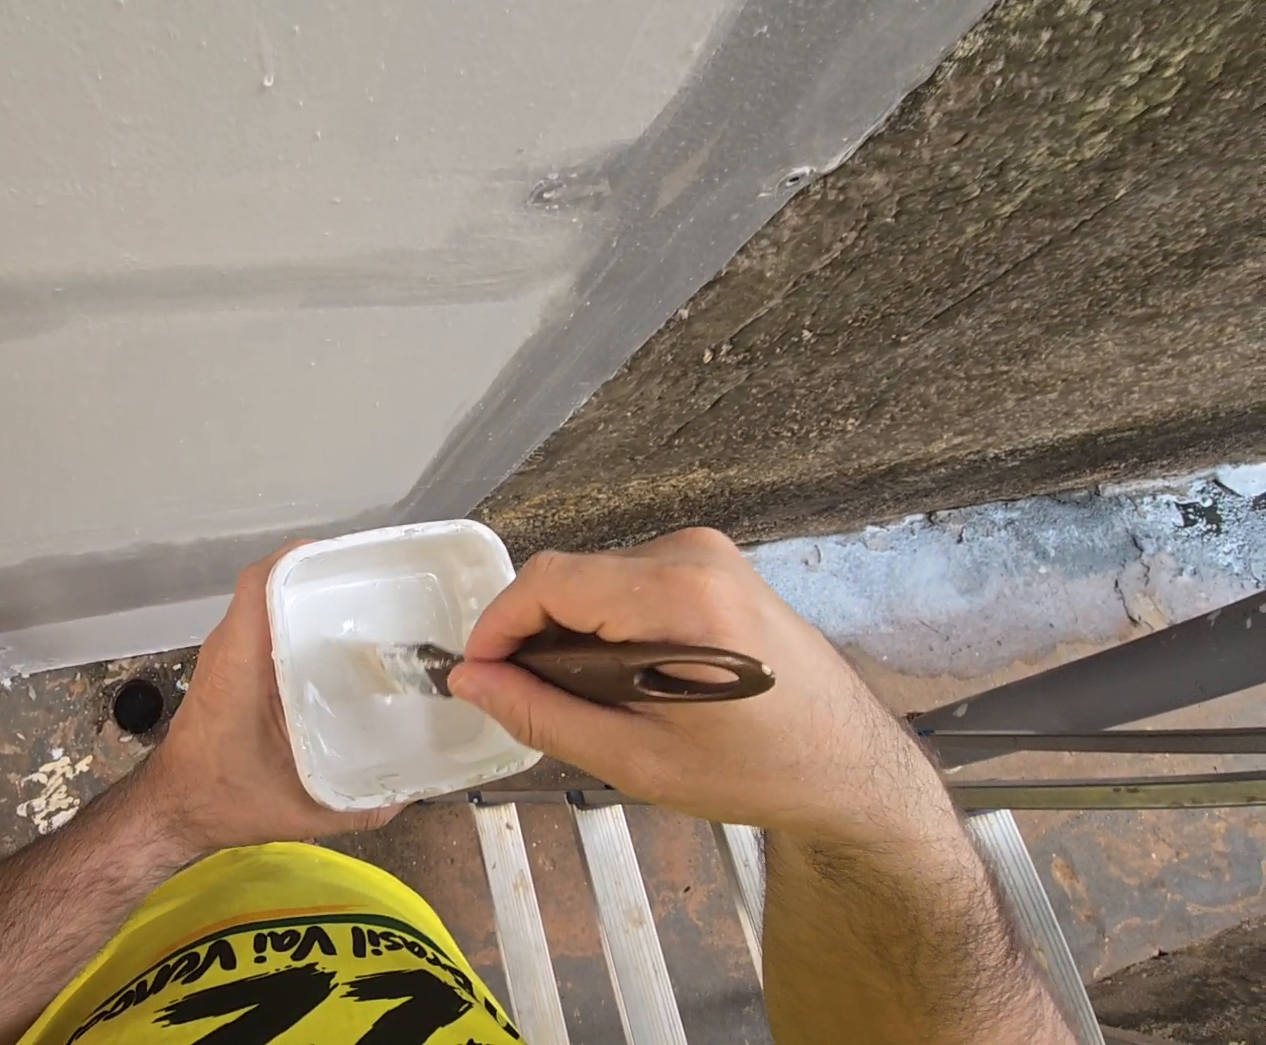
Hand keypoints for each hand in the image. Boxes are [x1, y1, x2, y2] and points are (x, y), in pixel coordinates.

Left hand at [136, 545, 401, 856]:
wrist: (173, 809)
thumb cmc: (226, 800)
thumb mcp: (299, 809)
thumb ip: (357, 805)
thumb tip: (410, 793)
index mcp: (241, 664)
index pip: (260, 584)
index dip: (299, 559)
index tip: (347, 559)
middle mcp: (230, 647)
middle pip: (269, 584)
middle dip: (318, 575)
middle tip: (374, 587)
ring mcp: (227, 654)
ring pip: (266, 602)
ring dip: (306, 596)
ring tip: (362, 608)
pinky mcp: (229, 666)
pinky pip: (262, 624)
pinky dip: (294, 620)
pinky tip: (333, 645)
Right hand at [449, 528, 953, 845]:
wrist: (855, 767)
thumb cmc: (753, 773)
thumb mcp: (635, 760)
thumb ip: (541, 715)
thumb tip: (469, 680)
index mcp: (679, 598)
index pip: (550, 580)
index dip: (499, 623)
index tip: (481, 673)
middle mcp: (690, 555)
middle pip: (567, 575)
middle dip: (533, 632)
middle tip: (535, 694)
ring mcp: (704, 551)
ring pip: (590, 575)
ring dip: (566, 627)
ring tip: (588, 689)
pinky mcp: (709, 561)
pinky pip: (620, 576)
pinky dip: (599, 617)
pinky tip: (621, 666)